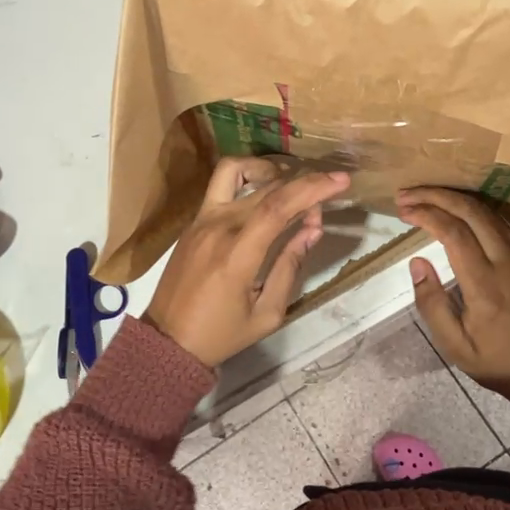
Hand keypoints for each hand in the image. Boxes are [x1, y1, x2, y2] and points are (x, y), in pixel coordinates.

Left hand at [145, 159, 350, 367]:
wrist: (167, 340)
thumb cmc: (220, 334)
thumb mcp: (266, 314)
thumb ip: (290, 268)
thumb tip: (312, 229)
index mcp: (237, 254)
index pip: (278, 205)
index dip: (312, 188)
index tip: (341, 181)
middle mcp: (217, 227)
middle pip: (266, 187)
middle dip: (303, 186)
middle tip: (323, 204)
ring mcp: (201, 219)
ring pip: (237, 172)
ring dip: (269, 169)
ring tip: (290, 186)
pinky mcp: (194, 221)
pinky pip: (221, 185)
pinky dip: (248, 178)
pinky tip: (264, 193)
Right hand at [397, 187, 509, 427]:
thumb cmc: (498, 363)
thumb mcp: (455, 347)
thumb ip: (432, 304)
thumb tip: (416, 262)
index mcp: (485, 284)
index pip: (453, 232)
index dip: (426, 214)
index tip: (402, 210)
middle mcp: (505, 262)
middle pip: (471, 211)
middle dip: (435, 195)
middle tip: (405, 194)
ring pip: (486, 212)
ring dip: (452, 198)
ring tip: (423, 197)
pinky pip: (496, 221)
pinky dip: (469, 207)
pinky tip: (452, 209)